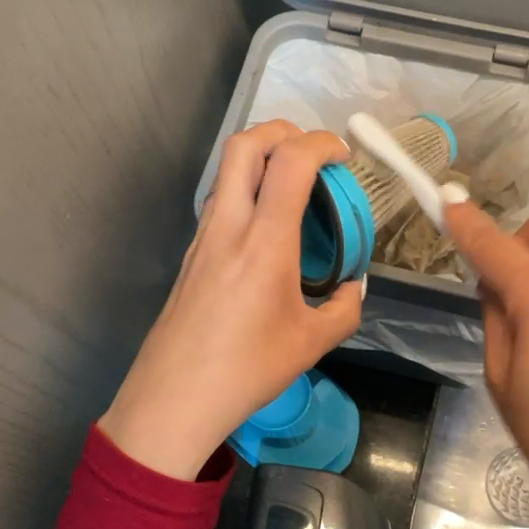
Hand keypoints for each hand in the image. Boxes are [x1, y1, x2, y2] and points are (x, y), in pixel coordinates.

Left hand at [99, 121, 362, 479]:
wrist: (176, 397)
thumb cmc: (248, 370)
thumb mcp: (312, 343)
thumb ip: (344, 308)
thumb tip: (352, 288)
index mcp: (265, 242)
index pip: (290, 161)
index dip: (322, 143)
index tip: (344, 156)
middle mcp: (229, 227)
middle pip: (244, 145)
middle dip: (281, 131)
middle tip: (312, 151)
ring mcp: (203, 238)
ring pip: (226, 172)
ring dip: (260, 159)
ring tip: (293, 185)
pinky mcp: (191, 255)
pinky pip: (219, 202)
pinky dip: (246, 190)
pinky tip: (267, 226)